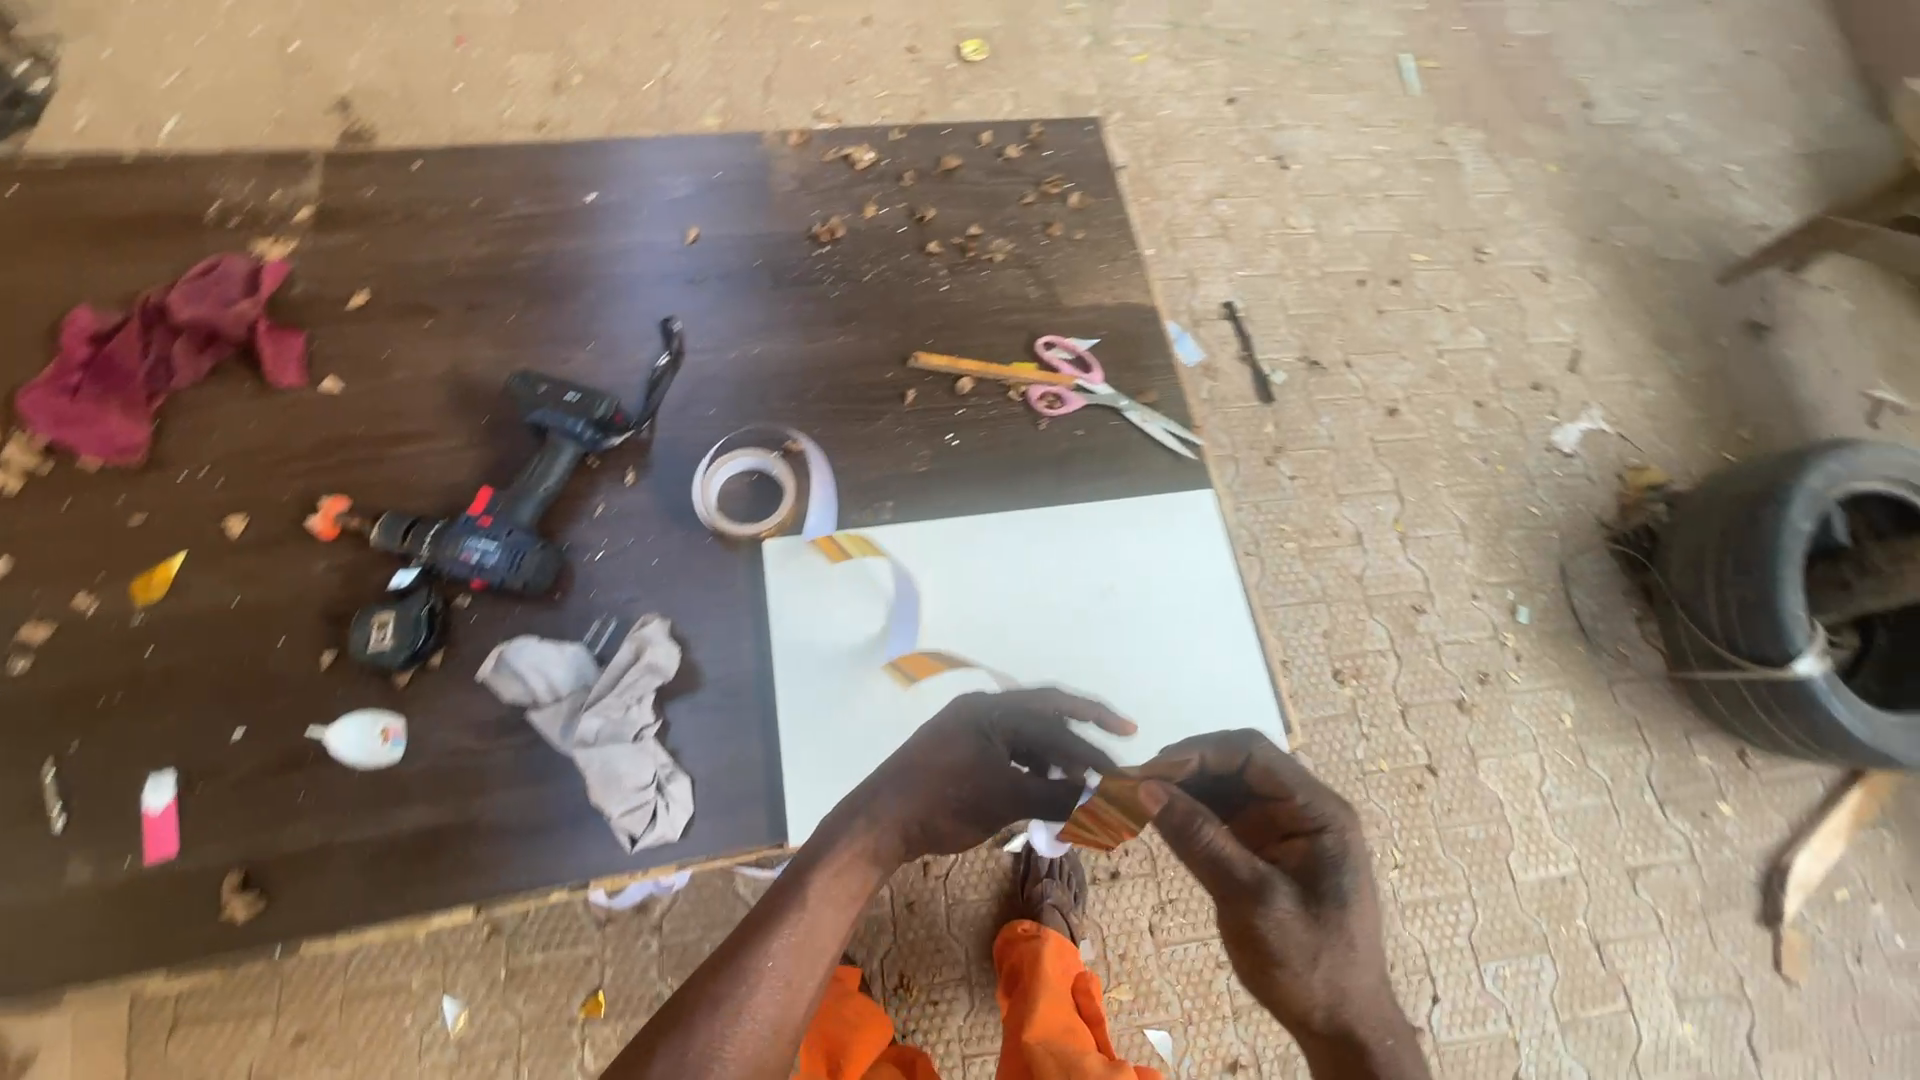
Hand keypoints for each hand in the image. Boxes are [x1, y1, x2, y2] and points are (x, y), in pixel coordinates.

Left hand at [830, 688, 1136, 865]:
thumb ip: (1057, 798)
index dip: (1093, 744)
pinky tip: (1048, 787)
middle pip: (1044, 712)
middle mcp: (982, 710)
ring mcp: (969, 730)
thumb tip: (1102, 803)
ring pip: (1026, 734)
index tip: (1122, 766)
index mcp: (992, 710)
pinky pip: (1009, 750)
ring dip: (1056, 753)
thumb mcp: (1005, 800)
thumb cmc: (942, 803)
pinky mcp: (961, 752)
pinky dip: (1033, 767)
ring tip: (1081, 780)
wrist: (879, 821)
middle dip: (1083, 726)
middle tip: (1121, 733)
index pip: (1055, 719)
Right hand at [1141, 731, 1415, 1060]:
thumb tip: (1146, 788)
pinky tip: (1161, 819)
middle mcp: (1301, 808)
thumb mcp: (1250, 899)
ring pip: (1226, 787)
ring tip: (1138, 798)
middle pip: (1236, 764)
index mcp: (1316, 810)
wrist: (1343, 1026)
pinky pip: (1225, 816)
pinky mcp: (1267, 850)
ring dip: (1184, 789)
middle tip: (1135, 785)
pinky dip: (1191, 814)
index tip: (1150, 773)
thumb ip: (1199, 838)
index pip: (1250, 753)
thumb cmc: (1307, 963)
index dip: (1196, 754)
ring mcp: (1284, 829)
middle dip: (1185, 769)